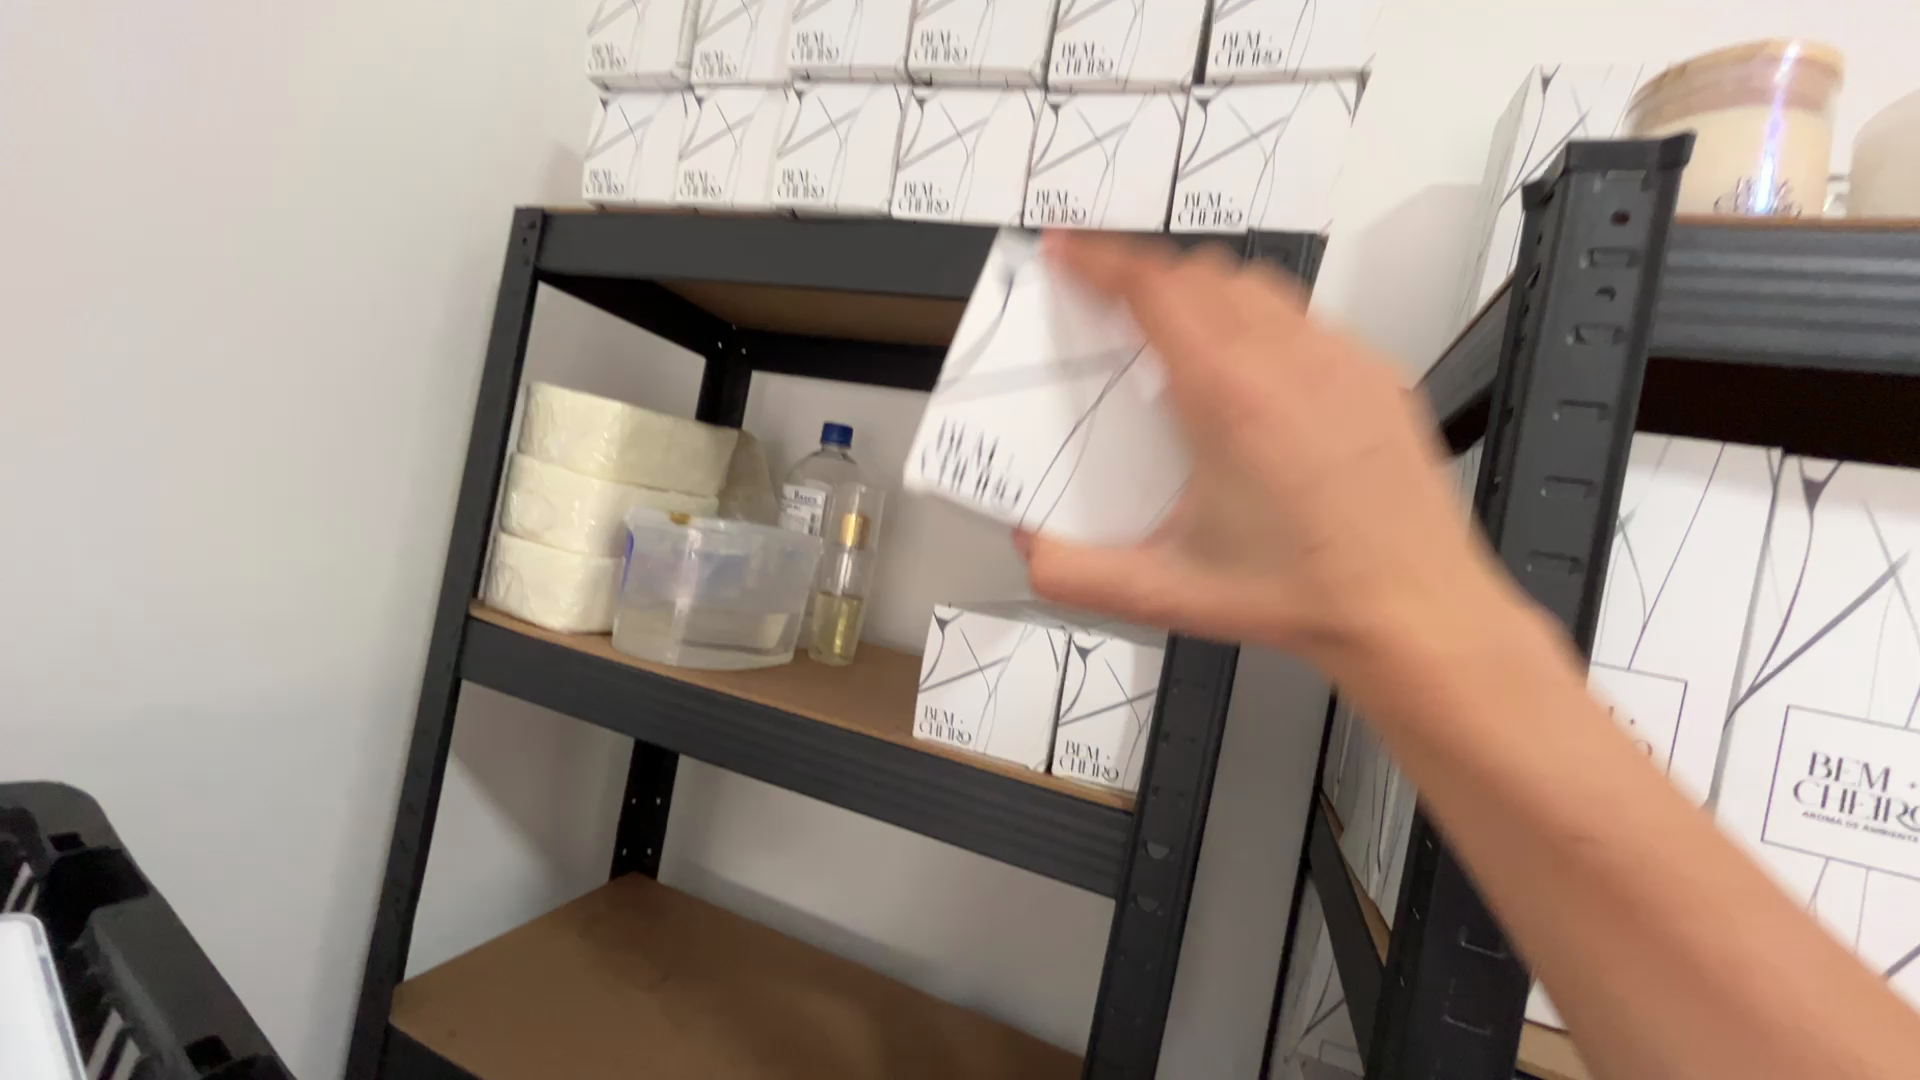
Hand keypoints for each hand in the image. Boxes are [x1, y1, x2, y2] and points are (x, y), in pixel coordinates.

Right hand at [1017, 232, 1519, 677]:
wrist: (1413, 612)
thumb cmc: (1300, 596)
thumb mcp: (1164, 593)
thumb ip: (1075, 573)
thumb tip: (1029, 545)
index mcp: (1229, 398)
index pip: (1152, 288)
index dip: (1098, 259)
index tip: (1067, 251)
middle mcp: (1291, 362)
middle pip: (1200, 272)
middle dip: (1143, 274)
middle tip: (1107, 303)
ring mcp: (1342, 361)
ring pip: (1255, 285)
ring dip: (1200, 291)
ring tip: (1171, 332)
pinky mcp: (1375, 376)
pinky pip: (1304, 317)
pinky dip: (1255, 320)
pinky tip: (1246, 375)